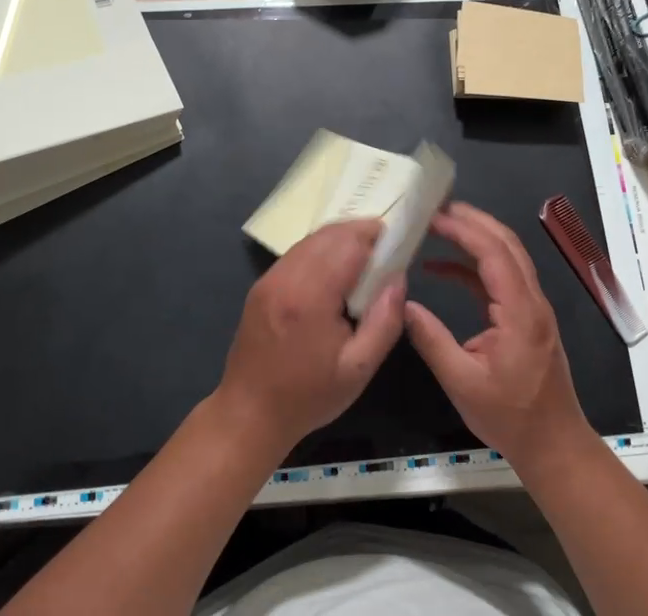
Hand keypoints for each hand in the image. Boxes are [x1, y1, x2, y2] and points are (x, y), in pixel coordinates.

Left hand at [215, 219, 406, 451]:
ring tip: (364, 260)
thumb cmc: (308, 396)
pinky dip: (319, 253)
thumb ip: (385, 320)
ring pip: (310, 241)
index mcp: (310, 296)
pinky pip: (296, 255)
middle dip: (359, 233)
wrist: (250, 414)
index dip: (375, 236)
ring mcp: (268, 280)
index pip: (348, 243)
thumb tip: (398, 279)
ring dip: (339, 240)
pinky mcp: (260, 287)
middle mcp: (285, 277)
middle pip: (328, 234)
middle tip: (385, 250)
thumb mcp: (359, 368)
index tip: (397, 244)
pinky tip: (334, 274)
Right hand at [405, 202, 591, 467]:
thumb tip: (403, 304)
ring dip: (475, 238)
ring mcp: (532, 308)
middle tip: (435, 208)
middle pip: (507, 244)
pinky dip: (474, 267)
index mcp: (520, 313)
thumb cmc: (510, 417)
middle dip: (472, 220)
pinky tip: (443, 268)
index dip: (464, 229)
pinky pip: (502, 279)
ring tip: (438, 225)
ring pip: (508, 257)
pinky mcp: (527, 318)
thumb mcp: (462, 382)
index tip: (434, 216)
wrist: (553, 443)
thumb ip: (432, 340)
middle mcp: (532, 301)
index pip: (494, 254)